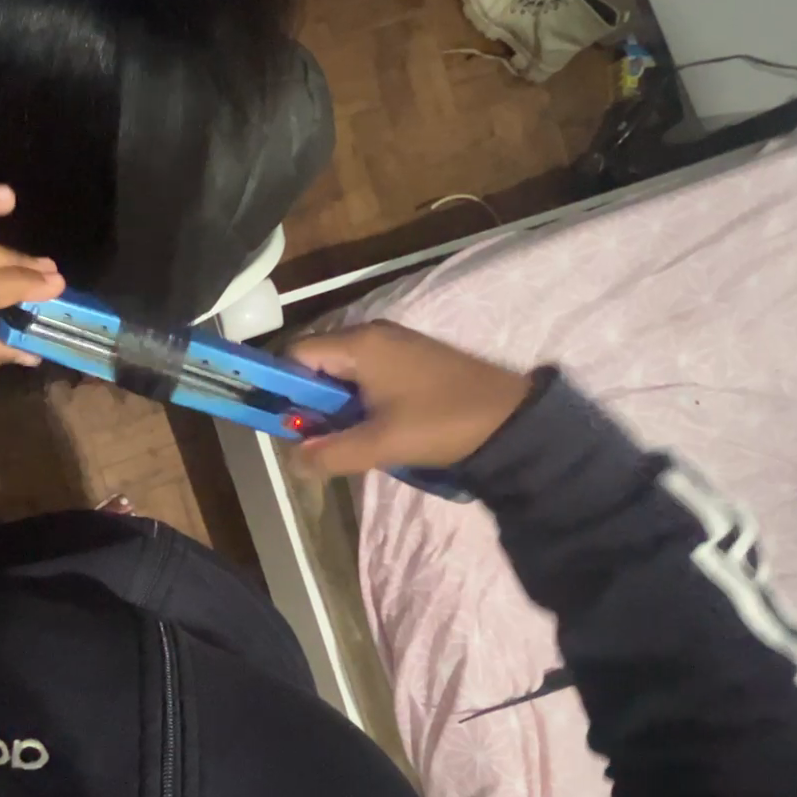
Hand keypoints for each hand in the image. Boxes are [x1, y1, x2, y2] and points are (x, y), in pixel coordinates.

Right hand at [286, 321, 532, 475]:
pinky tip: (368, 427)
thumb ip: (329, 453)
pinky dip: (354, 400)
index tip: (287, 422)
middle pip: (314, 361)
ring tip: (343, 436)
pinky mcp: (409, 360)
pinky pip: (362, 374)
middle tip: (316, 435)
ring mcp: (393, 345)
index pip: (295, 355)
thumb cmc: (443, 424)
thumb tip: (292, 460)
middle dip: (307, 400)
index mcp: (360, 345)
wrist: (515, 421)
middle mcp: (372, 336)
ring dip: (331, 403)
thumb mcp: (380, 445)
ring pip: (338, 371)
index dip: (282, 387)